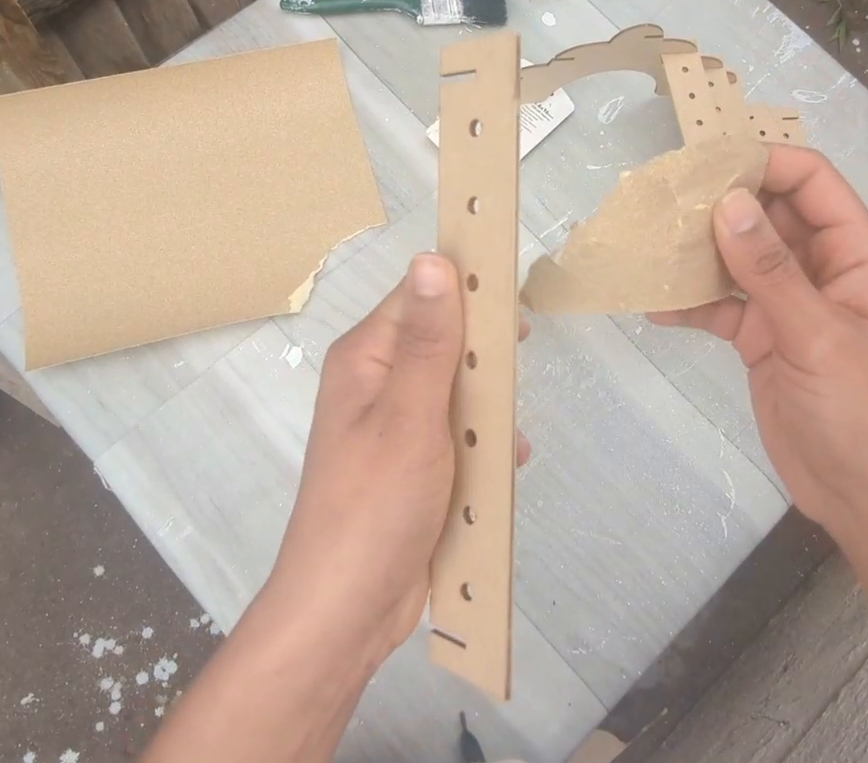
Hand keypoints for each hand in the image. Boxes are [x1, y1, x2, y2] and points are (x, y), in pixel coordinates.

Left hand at [264, 254, 531, 666]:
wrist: (347, 610)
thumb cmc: (374, 504)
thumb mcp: (408, 415)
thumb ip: (428, 341)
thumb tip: (433, 258)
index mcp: (366, 358)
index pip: (419, 296)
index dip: (465, 289)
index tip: (514, 298)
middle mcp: (377, 383)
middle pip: (441, 342)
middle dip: (482, 354)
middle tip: (520, 362)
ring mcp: (395, 427)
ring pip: (455, 390)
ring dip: (487, 403)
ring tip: (512, 426)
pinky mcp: (413, 465)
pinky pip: (456, 434)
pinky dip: (481, 443)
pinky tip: (507, 461)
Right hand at [649, 146, 867, 535]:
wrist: (863, 495)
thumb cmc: (861, 411)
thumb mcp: (817, 334)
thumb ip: (770, 269)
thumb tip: (727, 201)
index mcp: (855, 253)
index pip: (810, 181)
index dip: (762, 162)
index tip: (703, 164)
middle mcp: (820, 268)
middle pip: (766, 213)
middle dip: (717, 205)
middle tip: (661, 202)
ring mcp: (788, 302)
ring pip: (737, 257)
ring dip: (697, 253)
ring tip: (650, 247)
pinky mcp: (761, 335)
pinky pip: (721, 304)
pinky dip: (691, 303)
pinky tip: (656, 307)